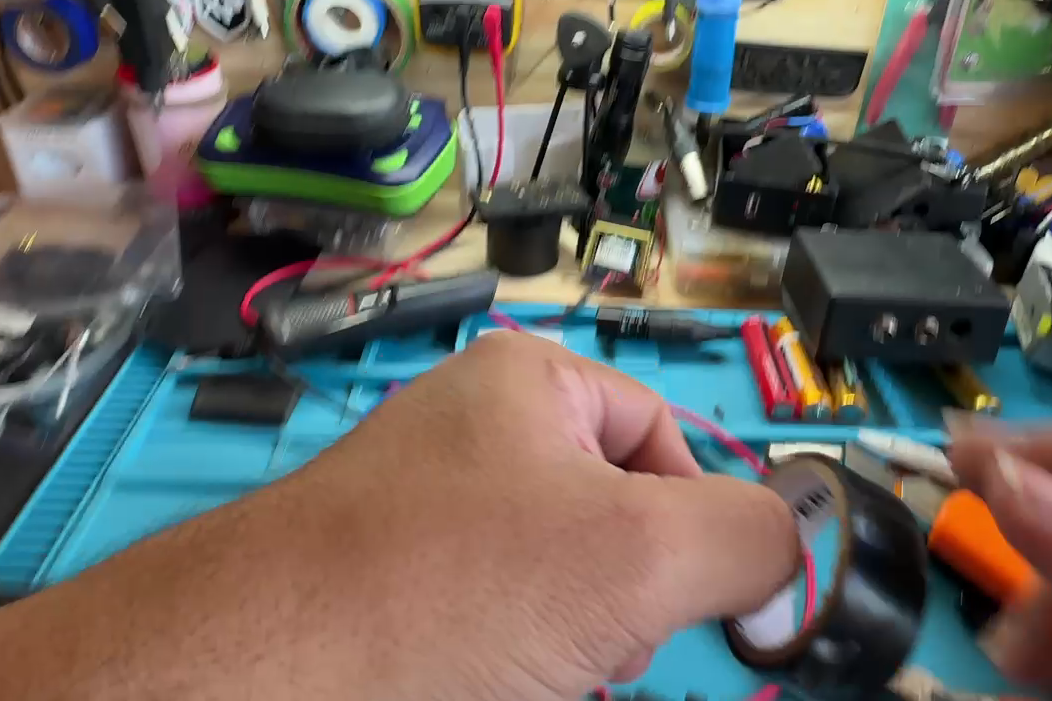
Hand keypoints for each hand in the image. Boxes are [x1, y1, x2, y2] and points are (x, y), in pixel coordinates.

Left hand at [249, 330, 798, 698]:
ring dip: (571, 628)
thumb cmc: (456, 585)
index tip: (689, 604)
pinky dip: (512, 640)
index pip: (659, 432)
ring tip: (542, 669)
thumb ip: (739, 535)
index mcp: (530, 380)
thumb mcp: (634, 555)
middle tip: (602, 646)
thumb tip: (790, 540)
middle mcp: (475, 420)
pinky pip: (490, 594)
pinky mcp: (392, 562)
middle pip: (605, 504)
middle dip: (623, 587)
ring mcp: (428, 493)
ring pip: (550, 563)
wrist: (261, 671)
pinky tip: (490, 675)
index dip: (693, 519)